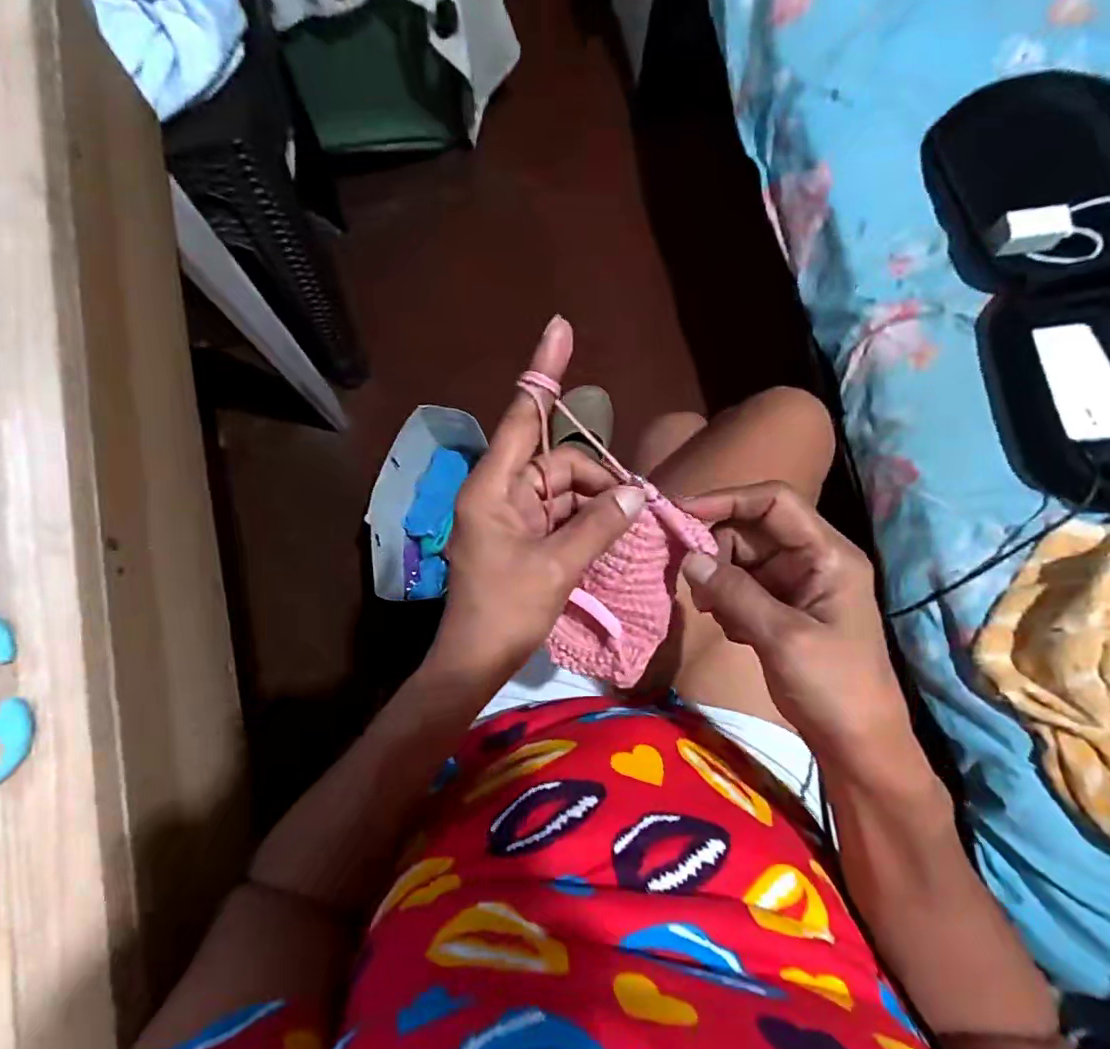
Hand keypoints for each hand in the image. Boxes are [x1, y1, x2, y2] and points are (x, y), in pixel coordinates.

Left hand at [428, 317, 645, 684]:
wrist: (474, 660)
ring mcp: (508, 515)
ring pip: (561, 489)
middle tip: (636, 507)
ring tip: (629, 526)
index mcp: (493, 488)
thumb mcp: (557, 567)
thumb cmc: (505, 612)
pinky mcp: (518, 537)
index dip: (544, 372)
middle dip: (597, 478)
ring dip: (595, 504)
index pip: (522, 417)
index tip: (559, 328)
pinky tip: (612, 535)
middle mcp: (498, 492)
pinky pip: (557, 513)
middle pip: (556, 461)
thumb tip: (635, 495)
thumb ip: (598, 526)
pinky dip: (585, 521)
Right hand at [676, 482, 912, 760]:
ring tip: (714, 614)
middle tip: (692, 583)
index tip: (680, 513)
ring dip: (717, 580)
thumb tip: (688, 559)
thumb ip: (735, 593)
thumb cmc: (833, 685)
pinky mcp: (778, 608)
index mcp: (827, 555)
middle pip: (749, 529)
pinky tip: (732, 631)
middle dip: (715, 549)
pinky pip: (738, 586)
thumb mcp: (782, 636)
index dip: (727, 499)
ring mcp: (794, 584)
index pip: (774, 502)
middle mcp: (810, 560)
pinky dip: (725, 601)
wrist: (856, 742)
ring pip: (738, 558)